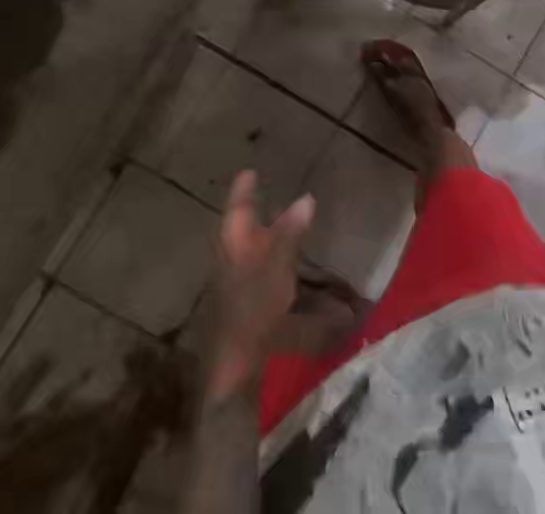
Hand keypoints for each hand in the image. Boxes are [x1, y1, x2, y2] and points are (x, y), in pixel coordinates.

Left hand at [205, 171, 314, 400]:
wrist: (236, 372)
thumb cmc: (252, 311)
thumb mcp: (275, 267)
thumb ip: (289, 234)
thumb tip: (306, 199)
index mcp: (234, 248)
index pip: (237, 210)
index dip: (243, 191)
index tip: (250, 171)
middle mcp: (234, 264)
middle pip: (247, 234)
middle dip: (264, 218)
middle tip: (280, 200)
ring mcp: (242, 290)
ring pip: (260, 259)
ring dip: (279, 247)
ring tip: (300, 236)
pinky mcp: (254, 312)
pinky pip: (274, 284)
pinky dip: (291, 278)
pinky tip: (311, 285)